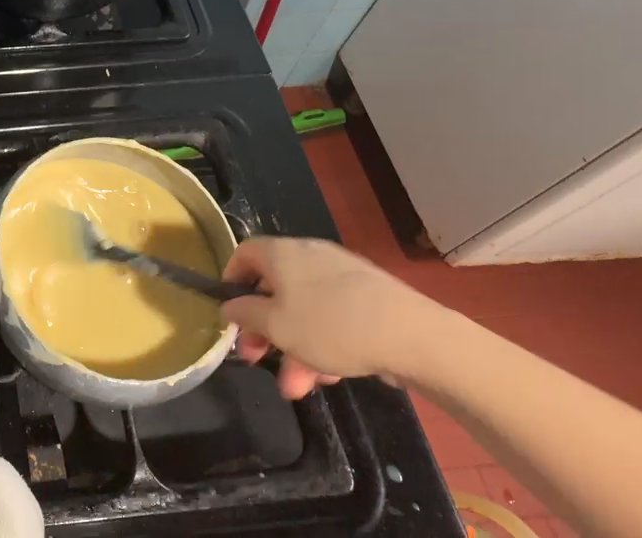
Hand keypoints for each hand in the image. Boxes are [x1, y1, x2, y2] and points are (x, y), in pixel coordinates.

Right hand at [220, 236, 440, 399]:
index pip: (244, 254)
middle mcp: (309, 255)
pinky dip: (324, 341)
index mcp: (282, 253)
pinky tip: (332, 375)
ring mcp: (342, 275)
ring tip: (301, 387)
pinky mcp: (368, 296)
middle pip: (275, 288)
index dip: (231, 281)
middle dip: (265, 330)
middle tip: (258, 360)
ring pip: (305, 309)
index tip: (231, 315)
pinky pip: (333, 315)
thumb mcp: (275, 325)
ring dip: (295, 346)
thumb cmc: (330, 325)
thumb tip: (229, 306)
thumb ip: (245, 315)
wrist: (412, 335)